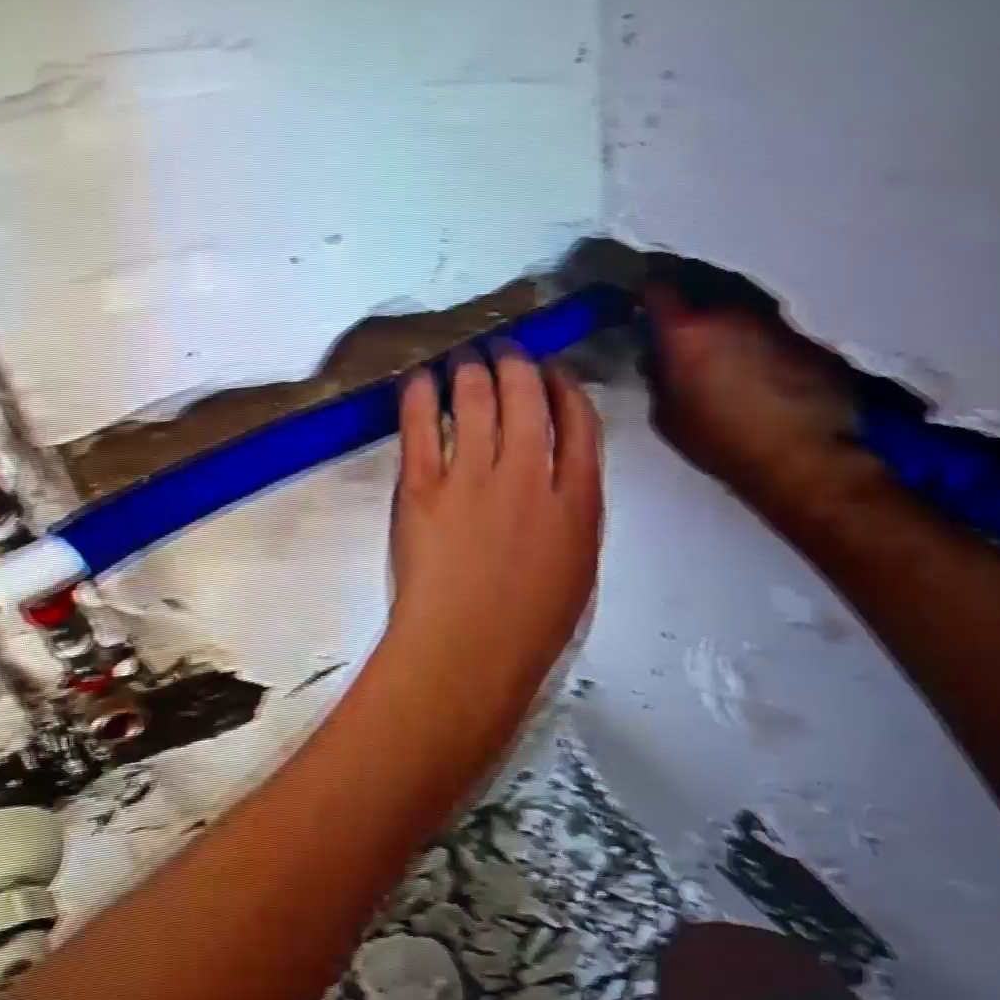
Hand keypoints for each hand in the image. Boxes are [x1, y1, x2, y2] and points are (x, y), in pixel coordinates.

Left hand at [385, 349, 601, 693]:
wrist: (466, 648)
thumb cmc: (526, 626)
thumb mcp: (575, 568)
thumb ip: (571, 514)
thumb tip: (558, 475)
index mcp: (578, 500)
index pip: (579, 422)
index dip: (562, 386)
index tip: (549, 372)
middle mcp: (528, 476)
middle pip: (526, 397)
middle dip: (514, 363)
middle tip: (499, 351)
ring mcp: (472, 478)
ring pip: (476, 400)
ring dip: (470, 370)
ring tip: (462, 359)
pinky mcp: (422, 488)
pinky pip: (422, 426)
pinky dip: (421, 395)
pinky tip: (420, 380)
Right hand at [642, 258, 868, 500]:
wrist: (802, 456)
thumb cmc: (718, 440)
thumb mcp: (665, 415)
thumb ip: (657, 375)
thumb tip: (659, 355)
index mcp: (686, 331)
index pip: (658, 289)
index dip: (645, 293)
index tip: (639, 304)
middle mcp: (730, 314)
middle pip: (702, 291)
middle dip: (688, 306)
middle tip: (678, 330)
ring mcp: (774, 321)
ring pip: (739, 307)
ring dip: (725, 322)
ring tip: (720, 348)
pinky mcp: (807, 336)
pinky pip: (769, 328)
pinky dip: (757, 340)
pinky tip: (756, 367)